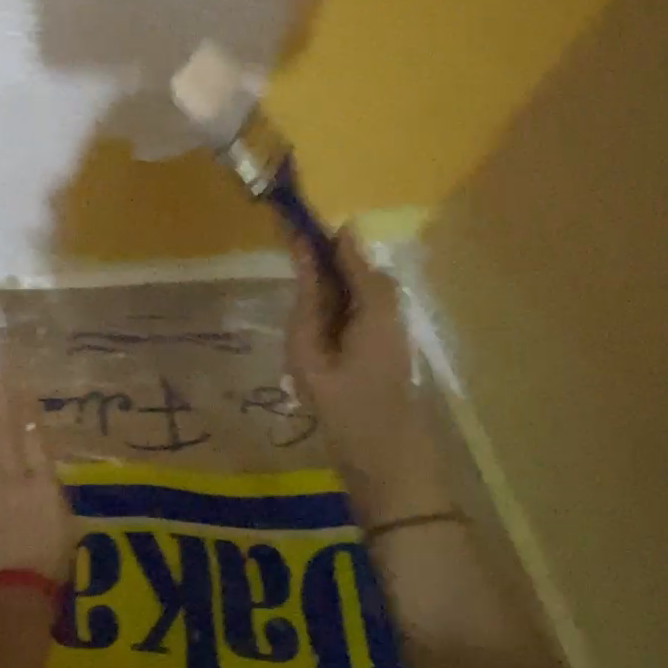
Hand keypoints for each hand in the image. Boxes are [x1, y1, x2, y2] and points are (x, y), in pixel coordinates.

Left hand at [0, 380, 79, 579]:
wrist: (16, 587)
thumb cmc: (48, 561)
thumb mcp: (64, 522)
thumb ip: (51, 490)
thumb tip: (42, 464)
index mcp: (44, 485)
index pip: (36, 438)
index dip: (27, 410)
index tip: (21, 385)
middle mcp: (16, 478)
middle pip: (6, 432)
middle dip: (0, 400)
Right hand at [287, 228, 452, 526]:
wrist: (385, 457)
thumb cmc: (344, 406)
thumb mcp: (311, 352)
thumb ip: (312, 296)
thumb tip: (313, 245)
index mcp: (371, 302)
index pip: (343, 250)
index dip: (316, 231)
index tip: (286, 211)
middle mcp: (386, 304)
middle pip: (348, 263)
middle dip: (317, 250)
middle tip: (281, 237)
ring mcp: (387, 323)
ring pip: (350, 284)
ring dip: (321, 273)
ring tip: (288, 274)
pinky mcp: (381, 340)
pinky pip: (352, 304)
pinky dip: (330, 297)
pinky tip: (310, 311)